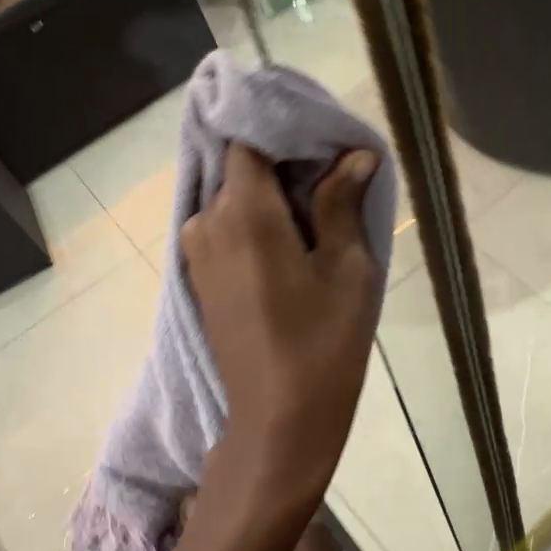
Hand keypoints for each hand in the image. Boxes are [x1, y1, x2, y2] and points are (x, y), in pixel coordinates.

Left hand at [183, 143, 381, 509]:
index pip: (249, 139)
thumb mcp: (346, 267)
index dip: (285, 131)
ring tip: (316, 218)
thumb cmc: (321, 342)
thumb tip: (355, 154)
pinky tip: (290, 245)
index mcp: (243, 212)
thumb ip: (341, 202)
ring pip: (233, 199)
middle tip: (333, 180)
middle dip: (284, 165)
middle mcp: (207, 221)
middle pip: (241, 168)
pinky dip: (254, 222)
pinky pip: (224, 227)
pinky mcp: (198, 276)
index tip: (324, 140)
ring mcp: (196, 251)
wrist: (277, 420)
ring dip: (270, 197)